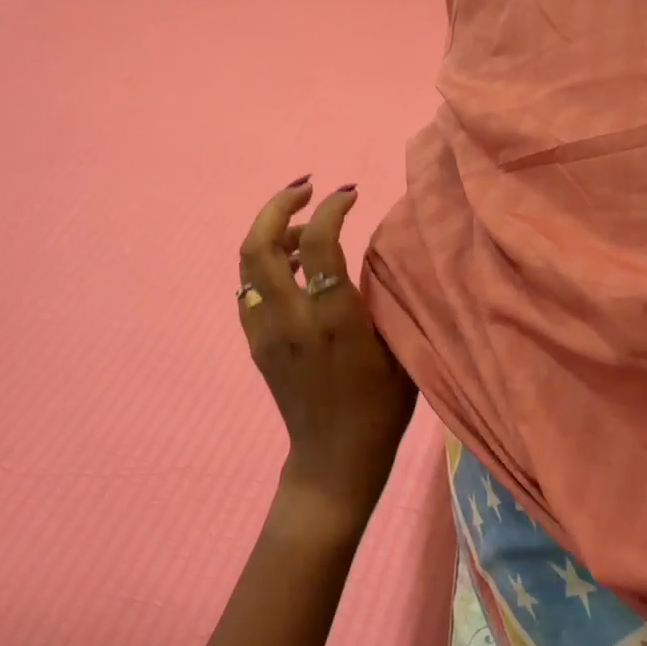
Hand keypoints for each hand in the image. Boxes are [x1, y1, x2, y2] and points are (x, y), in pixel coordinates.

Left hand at [236, 178, 417, 535]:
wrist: (335, 459)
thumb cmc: (381, 406)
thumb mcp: (398, 346)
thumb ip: (381, 296)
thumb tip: (371, 249)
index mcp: (333, 318)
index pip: (317, 242)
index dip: (331, 207)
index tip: (350, 193)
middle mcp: (290, 319)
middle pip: (259, 244)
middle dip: (279, 204)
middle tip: (306, 187)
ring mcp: (266, 332)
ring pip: (248, 264)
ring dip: (271, 232)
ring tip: (302, 227)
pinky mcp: (256, 345)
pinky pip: (250, 289)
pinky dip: (266, 263)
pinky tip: (292, 266)